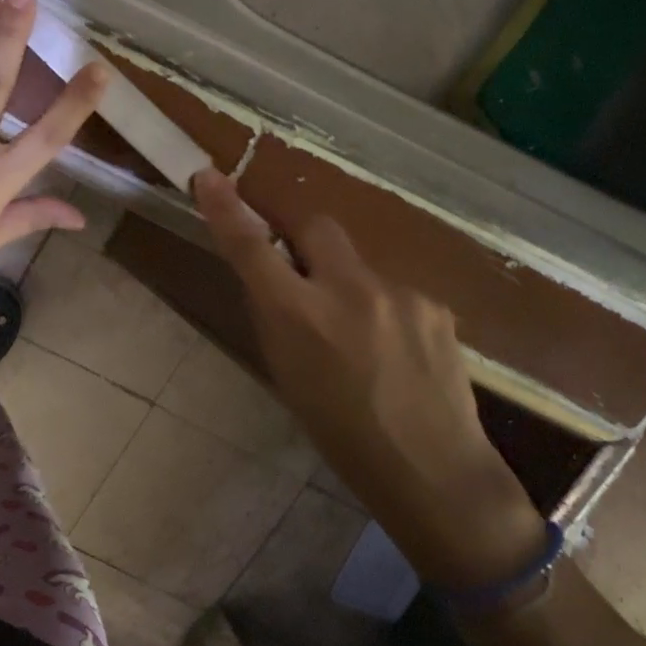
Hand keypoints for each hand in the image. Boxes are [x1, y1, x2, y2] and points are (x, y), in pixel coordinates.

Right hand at [192, 169, 547, 591]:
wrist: (430, 468)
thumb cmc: (336, 432)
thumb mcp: (284, 372)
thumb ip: (276, 316)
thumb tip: (272, 280)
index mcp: (297, 316)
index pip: (251, 247)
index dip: (226, 209)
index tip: (209, 176)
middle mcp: (349, 291)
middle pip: (316, 227)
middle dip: (299, 235)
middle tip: (295, 265)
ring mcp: (400, 295)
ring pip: (357, 266)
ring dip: (345, 287)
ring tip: (357, 342)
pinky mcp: (436, 306)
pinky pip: (392, 292)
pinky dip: (380, 311)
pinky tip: (392, 352)